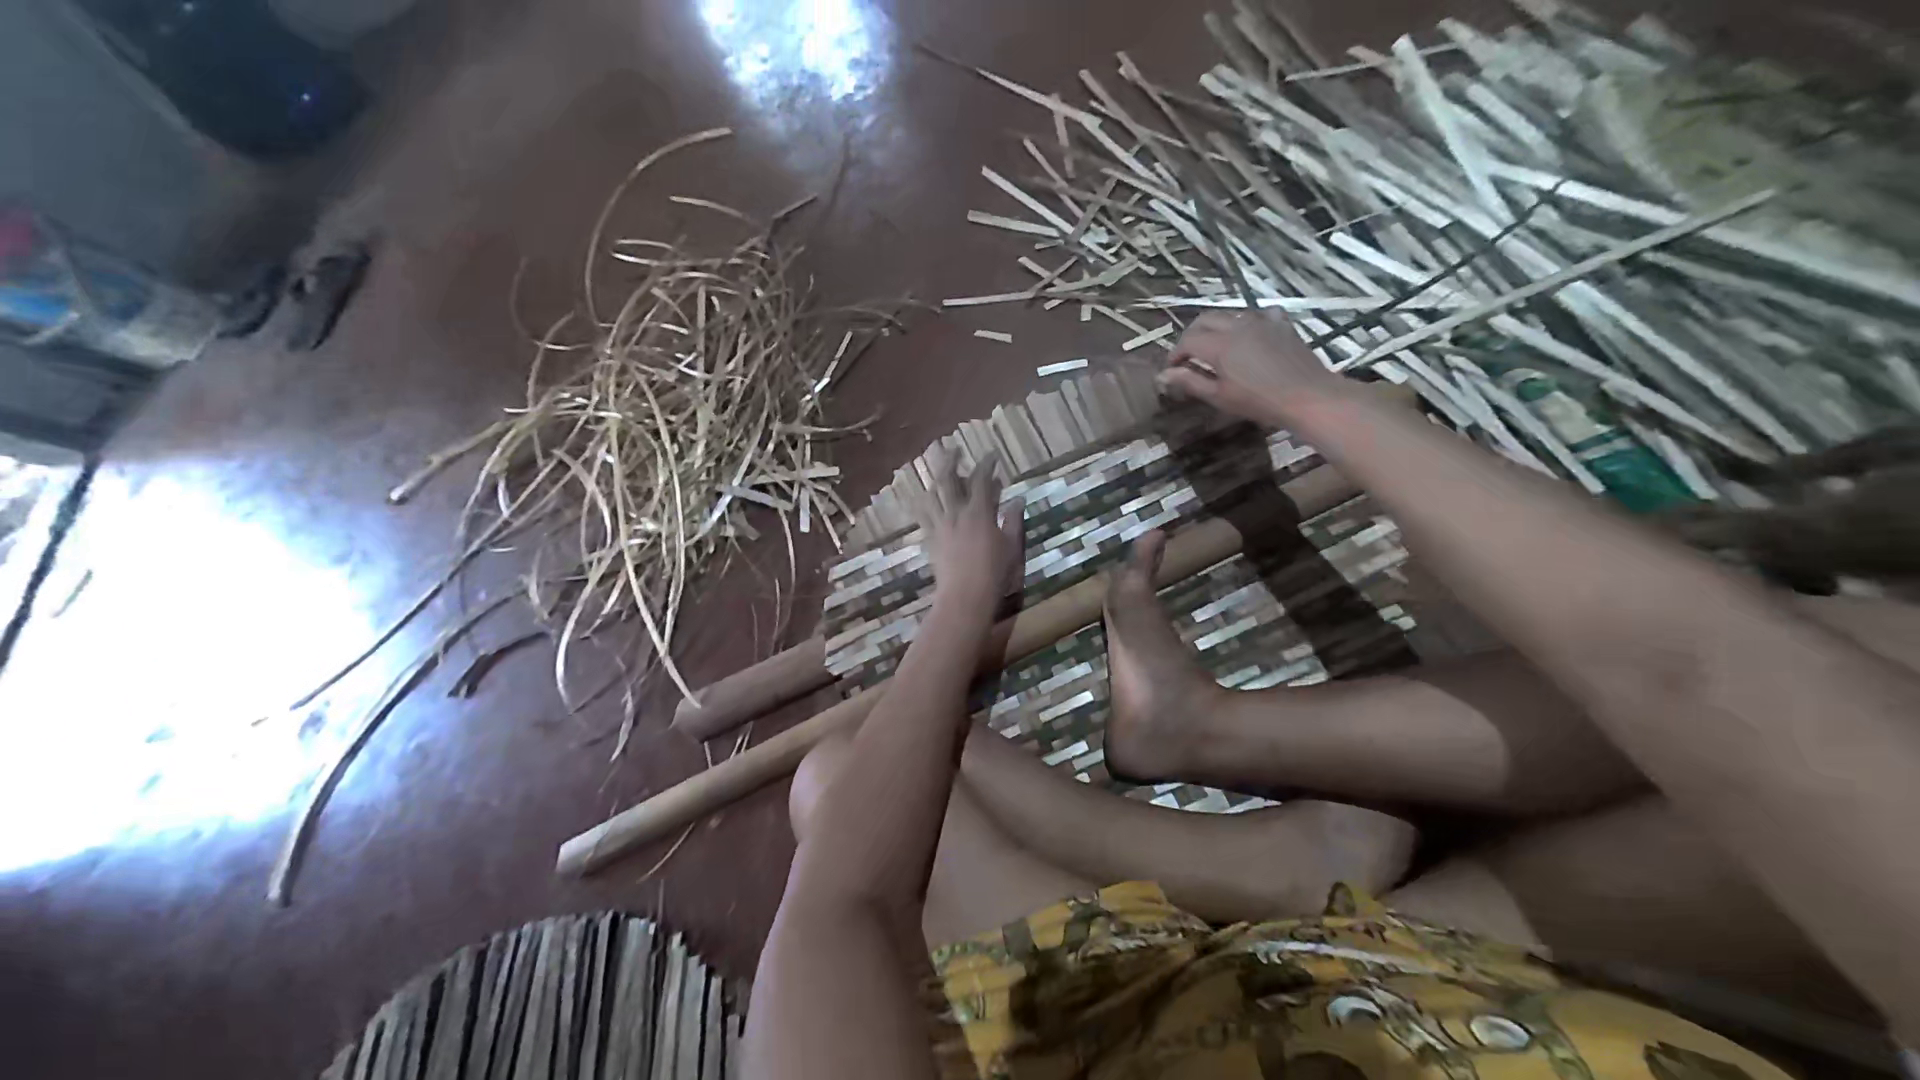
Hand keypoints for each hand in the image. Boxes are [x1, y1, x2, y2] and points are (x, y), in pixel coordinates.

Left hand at [912, 448, 1024, 606]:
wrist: (965, 596)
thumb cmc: (995, 573)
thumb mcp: (1012, 547)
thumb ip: (1013, 521)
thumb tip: (1017, 500)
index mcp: (979, 512)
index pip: (982, 479)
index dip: (987, 464)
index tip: (992, 455)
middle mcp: (956, 513)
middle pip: (948, 479)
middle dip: (950, 461)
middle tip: (953, 450)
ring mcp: (940, 526)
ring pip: (932, 495)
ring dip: (935, 481)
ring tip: (938, 475)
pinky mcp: (931, 540)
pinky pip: (922, 517)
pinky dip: (922, 505)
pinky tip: (922, 502)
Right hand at [1159, 311, 1346, 424]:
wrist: (1308, 396)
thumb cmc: (1259, 401)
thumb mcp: (1219, 396)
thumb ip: (1190, 382)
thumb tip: (1163, 375)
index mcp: (1219, 344)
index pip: (1187, 341)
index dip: (1175, 354)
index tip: (1172, 369)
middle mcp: (1238, 325)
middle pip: (1205, 320)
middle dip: (1191, 335)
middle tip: (1188, 355)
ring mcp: (1262, 321)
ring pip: (1230, 314)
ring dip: (1217, 327)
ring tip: (1216, 347)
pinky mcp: (1282, 324)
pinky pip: (1260, 314)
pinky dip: (1249, 321)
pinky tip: (1251, 334)